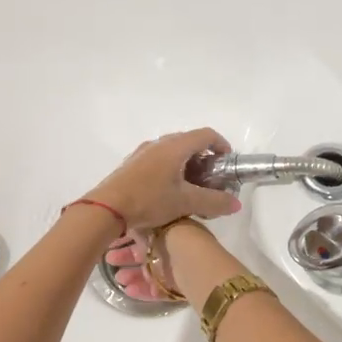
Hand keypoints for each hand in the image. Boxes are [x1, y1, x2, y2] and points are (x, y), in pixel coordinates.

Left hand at [85, 128, 241, 230]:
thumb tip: (235, 203)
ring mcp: (142, 153)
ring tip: (192, 187)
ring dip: (186, 164)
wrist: (107, 207)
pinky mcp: (131, 164)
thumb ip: (214, 201)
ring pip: (172, 151)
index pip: (206, 135)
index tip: (227, 163)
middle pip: (188, 141)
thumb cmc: (149, 200)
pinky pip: (157, 160)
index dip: (221, 145)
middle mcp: (158, 143)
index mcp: (174, 146)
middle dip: (204, 158)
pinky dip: (170, 169)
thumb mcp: (186, 203)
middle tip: (212, 179)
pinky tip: (169, 190)